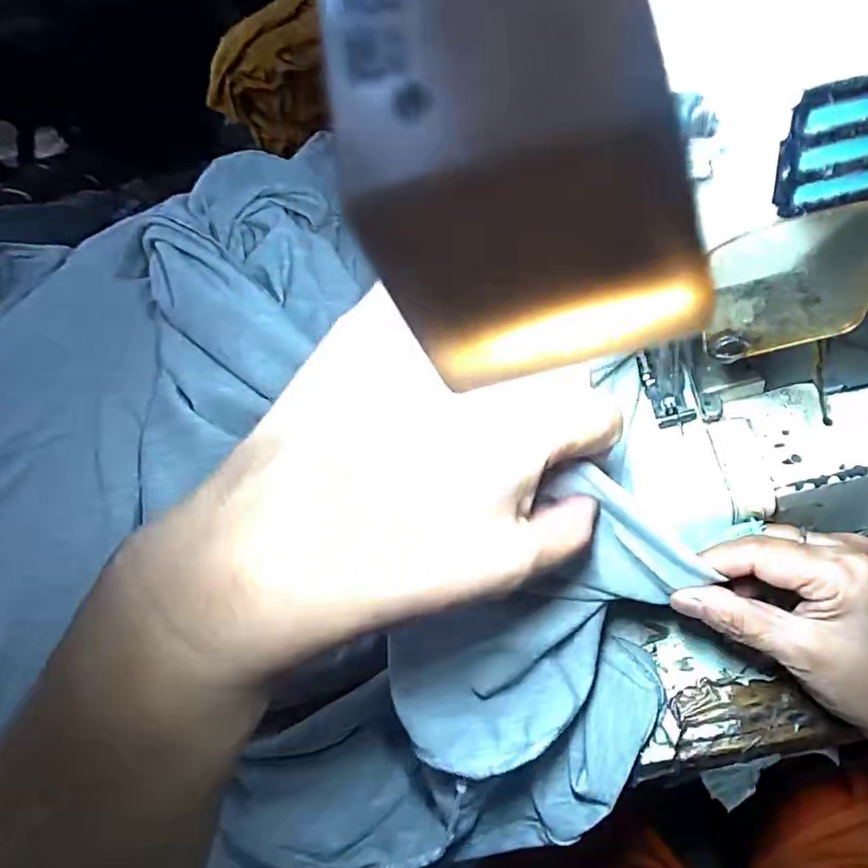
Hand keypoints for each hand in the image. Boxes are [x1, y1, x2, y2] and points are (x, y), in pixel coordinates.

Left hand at [108, 285, 620, 690]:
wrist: (265, 549)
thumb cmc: (396, 565)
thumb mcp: (504, 570)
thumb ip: (572, 530)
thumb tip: (587, 496)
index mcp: (531, 423)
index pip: (602, 412)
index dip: (591, 445)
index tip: (564, 465)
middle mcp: (490, 365)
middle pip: (563, 364)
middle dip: (559, 399)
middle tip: (523, 436)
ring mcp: (427, 333)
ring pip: (510, 323)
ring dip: (518, 353)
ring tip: (485, 393)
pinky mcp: (370, 320)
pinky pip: (438, 297)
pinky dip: (458, 309)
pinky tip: (442, 342)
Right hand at [668, 528, 867, 749]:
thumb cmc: (858, 685)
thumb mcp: (793, 652)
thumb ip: (737, 618)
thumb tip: (685, 596)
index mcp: (842, 567)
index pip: (762, 551)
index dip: (715, 562)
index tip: (677, 577)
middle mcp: (848, 546)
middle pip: (770, 541)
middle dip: (729, 564)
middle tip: (692, 588)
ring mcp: (850, 549)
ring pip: (779, 545)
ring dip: (747, 568)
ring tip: (717, 595)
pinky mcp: (846, 559)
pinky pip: (794, 554)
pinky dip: (768, 572)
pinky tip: (750, 594)